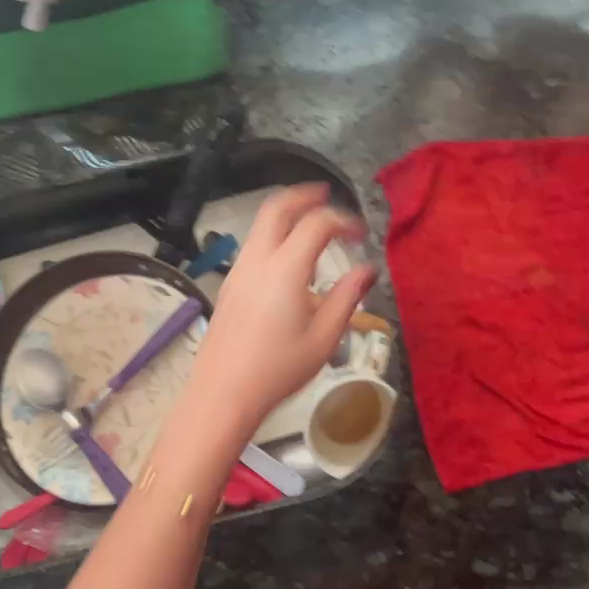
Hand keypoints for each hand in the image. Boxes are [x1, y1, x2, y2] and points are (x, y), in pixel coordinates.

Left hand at [188, 184, 375, 422]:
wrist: (221, 394)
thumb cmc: (278, 369)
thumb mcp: (324, 338)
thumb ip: (347, 298)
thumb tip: (366, 271)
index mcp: (285, 269)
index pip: (317, 224)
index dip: (343, 220)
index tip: (360, 234)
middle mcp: (258, 260)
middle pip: (277, 207)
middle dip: (303, 195)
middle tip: (325, 194)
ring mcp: (238, 271)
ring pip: (260, 224)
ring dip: (286, 214)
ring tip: (310, 221)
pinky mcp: (229, 286)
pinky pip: (253, 245)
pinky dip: (274, 235)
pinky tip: (290, 258)